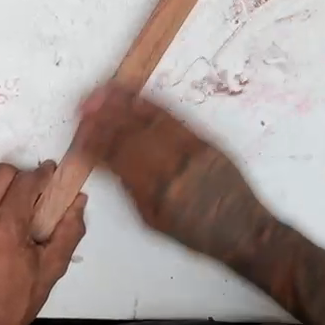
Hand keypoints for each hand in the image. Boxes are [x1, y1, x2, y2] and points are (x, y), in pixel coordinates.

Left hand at [0, 161, 85, 324]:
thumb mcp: (53, 266)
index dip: (42, 176)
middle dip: (20, 179)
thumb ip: (69, 229)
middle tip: (29, 196)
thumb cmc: (19, 298)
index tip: (50, 177)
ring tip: (5, 205)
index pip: (26, 182)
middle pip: (1, 174)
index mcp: (5, 231)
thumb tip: (77, 198)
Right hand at [70, 84, 278, 265]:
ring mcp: (190, 149)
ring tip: (101, 91)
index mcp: (155, 190)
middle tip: (82, 107)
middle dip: (102, 118)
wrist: (244, 230)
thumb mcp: (153, 220)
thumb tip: (108, 164)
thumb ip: (131, 190)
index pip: (116, 158)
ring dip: (122, 102)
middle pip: (129, 134)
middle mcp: (172, 165)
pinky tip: (134, 95)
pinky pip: (173, 117)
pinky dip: (150, 104)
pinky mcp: (203, 139)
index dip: (94, 142)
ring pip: (150, 119)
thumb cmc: (198, 233)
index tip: (79, 133)